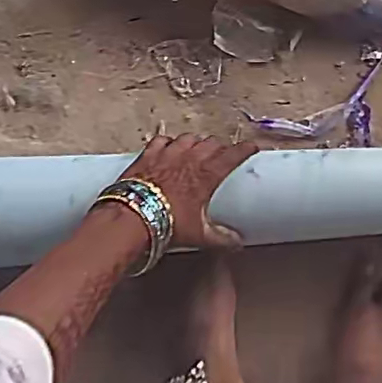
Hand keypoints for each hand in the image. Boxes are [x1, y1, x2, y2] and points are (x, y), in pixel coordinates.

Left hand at [118, 134, 258, 249]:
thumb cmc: (167, 225)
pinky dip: (169, 142)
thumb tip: (238, 244)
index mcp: (208, 174)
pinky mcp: (148, 154)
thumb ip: (221, 238)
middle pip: (212, 143)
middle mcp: (191, 158)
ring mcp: (168, 153)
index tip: (252, 147)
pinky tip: (169, 148)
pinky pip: (162, 140)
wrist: (130, 220)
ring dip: (196, 143)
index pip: (233, 154)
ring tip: (197, 150)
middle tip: (222, 155)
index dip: (245, 148)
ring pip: (189, 138)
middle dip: (220, 147)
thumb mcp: (198, 235)